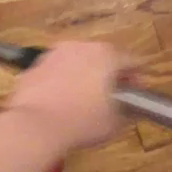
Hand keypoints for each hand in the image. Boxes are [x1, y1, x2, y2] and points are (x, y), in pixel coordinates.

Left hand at [6, 42, 127, 150]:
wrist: (36, 125)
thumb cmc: (83, 122)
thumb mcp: (115, 122)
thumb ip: (128, 111)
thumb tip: (129, 108)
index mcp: (105, 54)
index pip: (131, 61)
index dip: (137, 78)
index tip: (137, 94)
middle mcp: (79, 46)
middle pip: (101, 56)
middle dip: (108, 73)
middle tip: (111, 96)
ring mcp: (53, 53)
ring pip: (75, 61)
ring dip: (82, 75)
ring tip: (84, 99)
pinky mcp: (34, 66)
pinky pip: (55, 71)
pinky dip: (60, 81)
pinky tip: (60, 100)